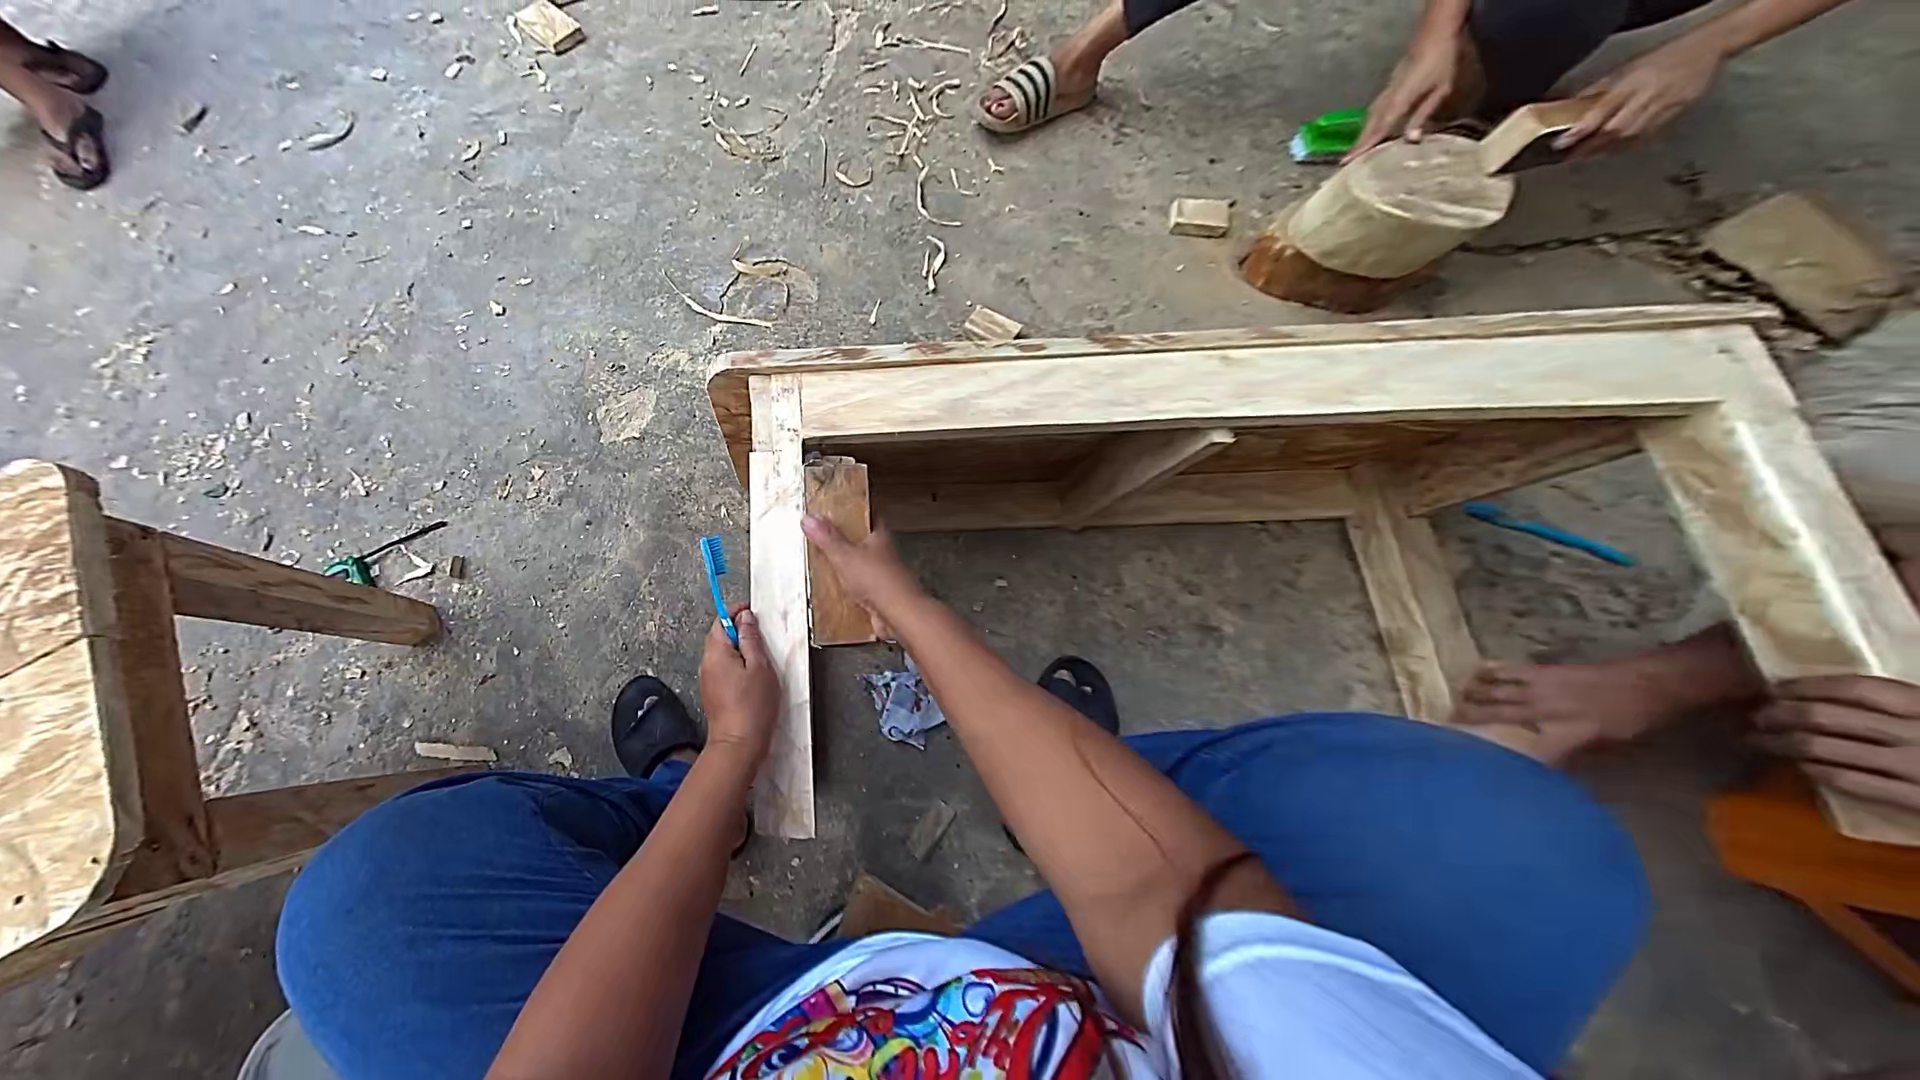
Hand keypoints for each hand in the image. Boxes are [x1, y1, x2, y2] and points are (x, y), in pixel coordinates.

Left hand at [698, 609, 779, 761]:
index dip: (736, 612)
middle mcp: (707, 664)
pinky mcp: (715, 693)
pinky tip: (754, 675)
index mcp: (716, 653)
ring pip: (723, 654)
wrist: (740, 744)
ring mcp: (709, 680)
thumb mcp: (760, 666)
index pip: (721, 621)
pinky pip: (725, 669)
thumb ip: (751, 639)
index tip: (753, 611)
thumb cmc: (753, 705)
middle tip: (762, 634)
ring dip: (740, 649)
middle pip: (720, 637)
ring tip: (762, 657)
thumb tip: (745, 618)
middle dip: (739, 630)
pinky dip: (738, 665)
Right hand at [801, 516, 926, 637]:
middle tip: (823, 539)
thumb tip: (809, 519)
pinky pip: (859, 590)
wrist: (898, 614)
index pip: (870, 516)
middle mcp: (884, 555)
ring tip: (822, 565)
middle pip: (863, 543)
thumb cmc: (879, 580)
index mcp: (880, 537)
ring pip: (861, 567)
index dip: (856, 512)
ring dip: (845, 568)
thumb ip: (827, 538)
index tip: (839, 510)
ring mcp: (882, 576)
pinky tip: (833, 592)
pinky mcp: (878, 597)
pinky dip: (847, 591)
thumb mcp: (845, 555)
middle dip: (845, 542)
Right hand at [1348, 33, 1458, 160]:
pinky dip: (1369, 123)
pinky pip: (1374, 111)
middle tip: (1345, 162)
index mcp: (1398, 102)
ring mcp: (1386, 93)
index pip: (1378, 129)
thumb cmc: (1441, 60)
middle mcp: (1387, 100)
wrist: (1434, 33)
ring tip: (1355, 149)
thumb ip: (1423, 114)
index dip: (1363, 146)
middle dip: (1357, 144)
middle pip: (1369, 126)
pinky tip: (1369, 128)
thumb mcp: (1440, 89)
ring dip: (1362, 134)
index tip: (1347, 161)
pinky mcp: (1388, 89)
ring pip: (1369, 119)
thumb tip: (1411, 140)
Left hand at [1557, 37, 1722, 157]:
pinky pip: (1647, 135)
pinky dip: (1626, 146)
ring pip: (1629, 136)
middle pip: (1614, 130)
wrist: (1707, 48)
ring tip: (1587, 156)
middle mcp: (1647, 96)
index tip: (1560, 144)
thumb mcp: (1624, 70)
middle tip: (1570, 157)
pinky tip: (1612, 150)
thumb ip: (1596, 91)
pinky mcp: (1677, 112)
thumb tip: (1567, 109)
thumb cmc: (1659, 59)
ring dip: (1605, 150)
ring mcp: (1664, 105)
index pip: (1601, 112)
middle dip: (1589, 147)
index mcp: (1632, 83)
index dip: (1580, 131)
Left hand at [1752, 675, 1919, 813]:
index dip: (1806, 685)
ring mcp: (1918, 768)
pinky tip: (1799, 765)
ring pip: (1822, 747)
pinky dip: (1812, 769)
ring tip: (1758, 740)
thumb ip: (1904, 703)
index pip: (1856, 688)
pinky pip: (1846, 779)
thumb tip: (1835, 687)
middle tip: (1756, 716)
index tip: (1773, 688)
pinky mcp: (1918, 800)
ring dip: (1778, 742)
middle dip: (1777, 714)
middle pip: (1824, 716)